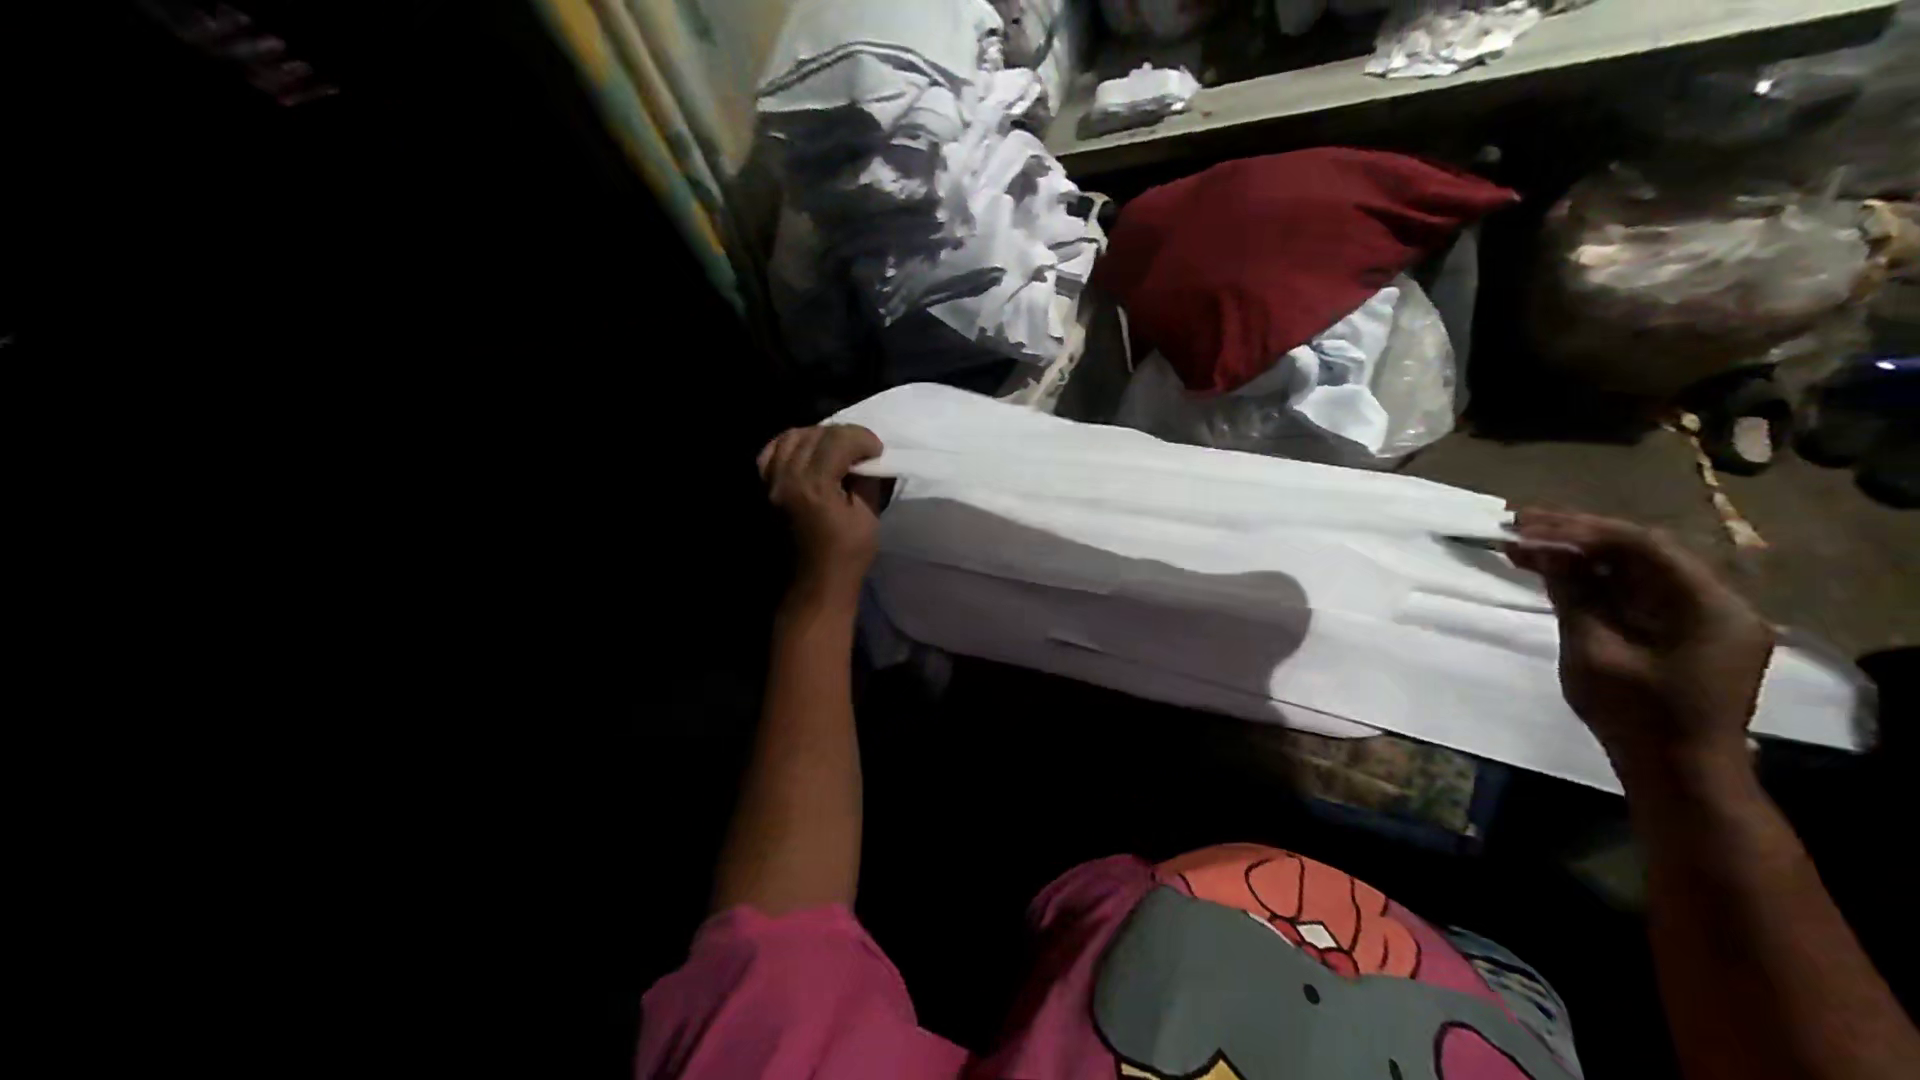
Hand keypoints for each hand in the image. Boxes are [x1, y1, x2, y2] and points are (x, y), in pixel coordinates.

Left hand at [756, 425, 884, 593]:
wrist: (813, 586)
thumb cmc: (846, 556)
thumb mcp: (867, 517)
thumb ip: (866, 481)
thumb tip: (867, 459)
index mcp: (814, 486)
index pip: (838, 440)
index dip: (863, 439)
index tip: (878, 451)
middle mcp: (786, 478)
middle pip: (815, 434)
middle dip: (844, 434)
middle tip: (862, 448)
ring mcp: (770, 482)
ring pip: (791, 437)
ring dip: (817, 436)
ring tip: (836, 448)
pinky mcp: (764, 489)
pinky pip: (772, 453)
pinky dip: (791, 445)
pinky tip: (807, 452)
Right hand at [1507, 509, 1774, 775]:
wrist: (1680, 773)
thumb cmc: (1638, 715)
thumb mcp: (1595, 653)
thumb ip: (1574, 596)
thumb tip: (1546, 551)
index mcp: (1709, 606)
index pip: (1642, 546)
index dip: (1581, 531)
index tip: (1527, 526)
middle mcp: (1717, 603)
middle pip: (1643, 552)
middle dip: (1579, 536)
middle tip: (1520, 524)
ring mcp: (1704, 618)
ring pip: (1637, 570)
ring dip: (1582, 555)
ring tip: (1526, 545)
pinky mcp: (1684, 633)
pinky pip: (1637, 593)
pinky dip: (1596, 580)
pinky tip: (1556, 571)